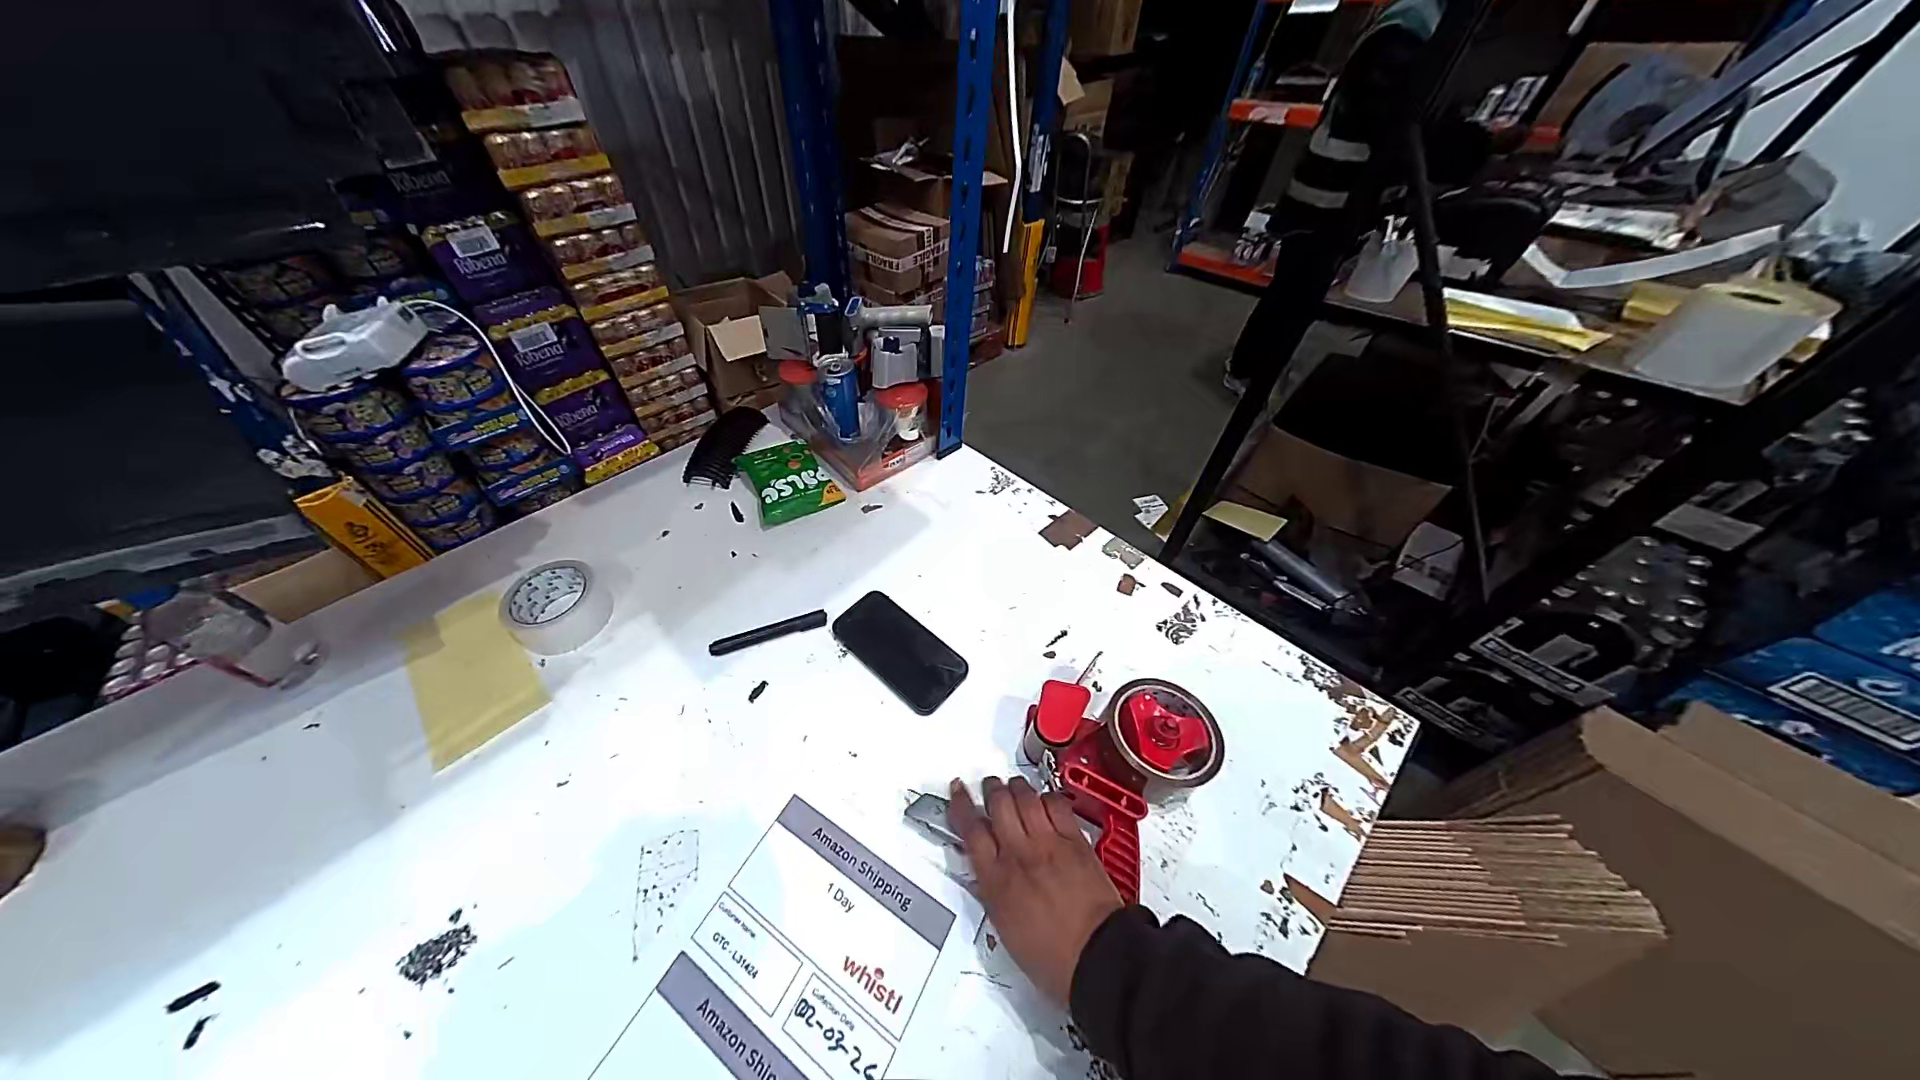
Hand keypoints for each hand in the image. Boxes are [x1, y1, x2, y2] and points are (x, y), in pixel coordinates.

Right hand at [947, 775, 1123, 1007]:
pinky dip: (1047, 796)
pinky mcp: (1076, 841)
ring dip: (1017, 787)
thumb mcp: (1005, 926)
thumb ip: (992, 890)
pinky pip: (1057, 805)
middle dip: (991, 789)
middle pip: (998, 803)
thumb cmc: (1053, 956)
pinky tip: (1045, 798)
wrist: (1097, 958)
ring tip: (1014, 785)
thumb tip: (986, 872)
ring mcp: (1049, 844)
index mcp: (996, 881)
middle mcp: (1019, 855)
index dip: (961, 804)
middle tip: (990, 786)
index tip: (959, 792)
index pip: (970, 829)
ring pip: (1025, 797)